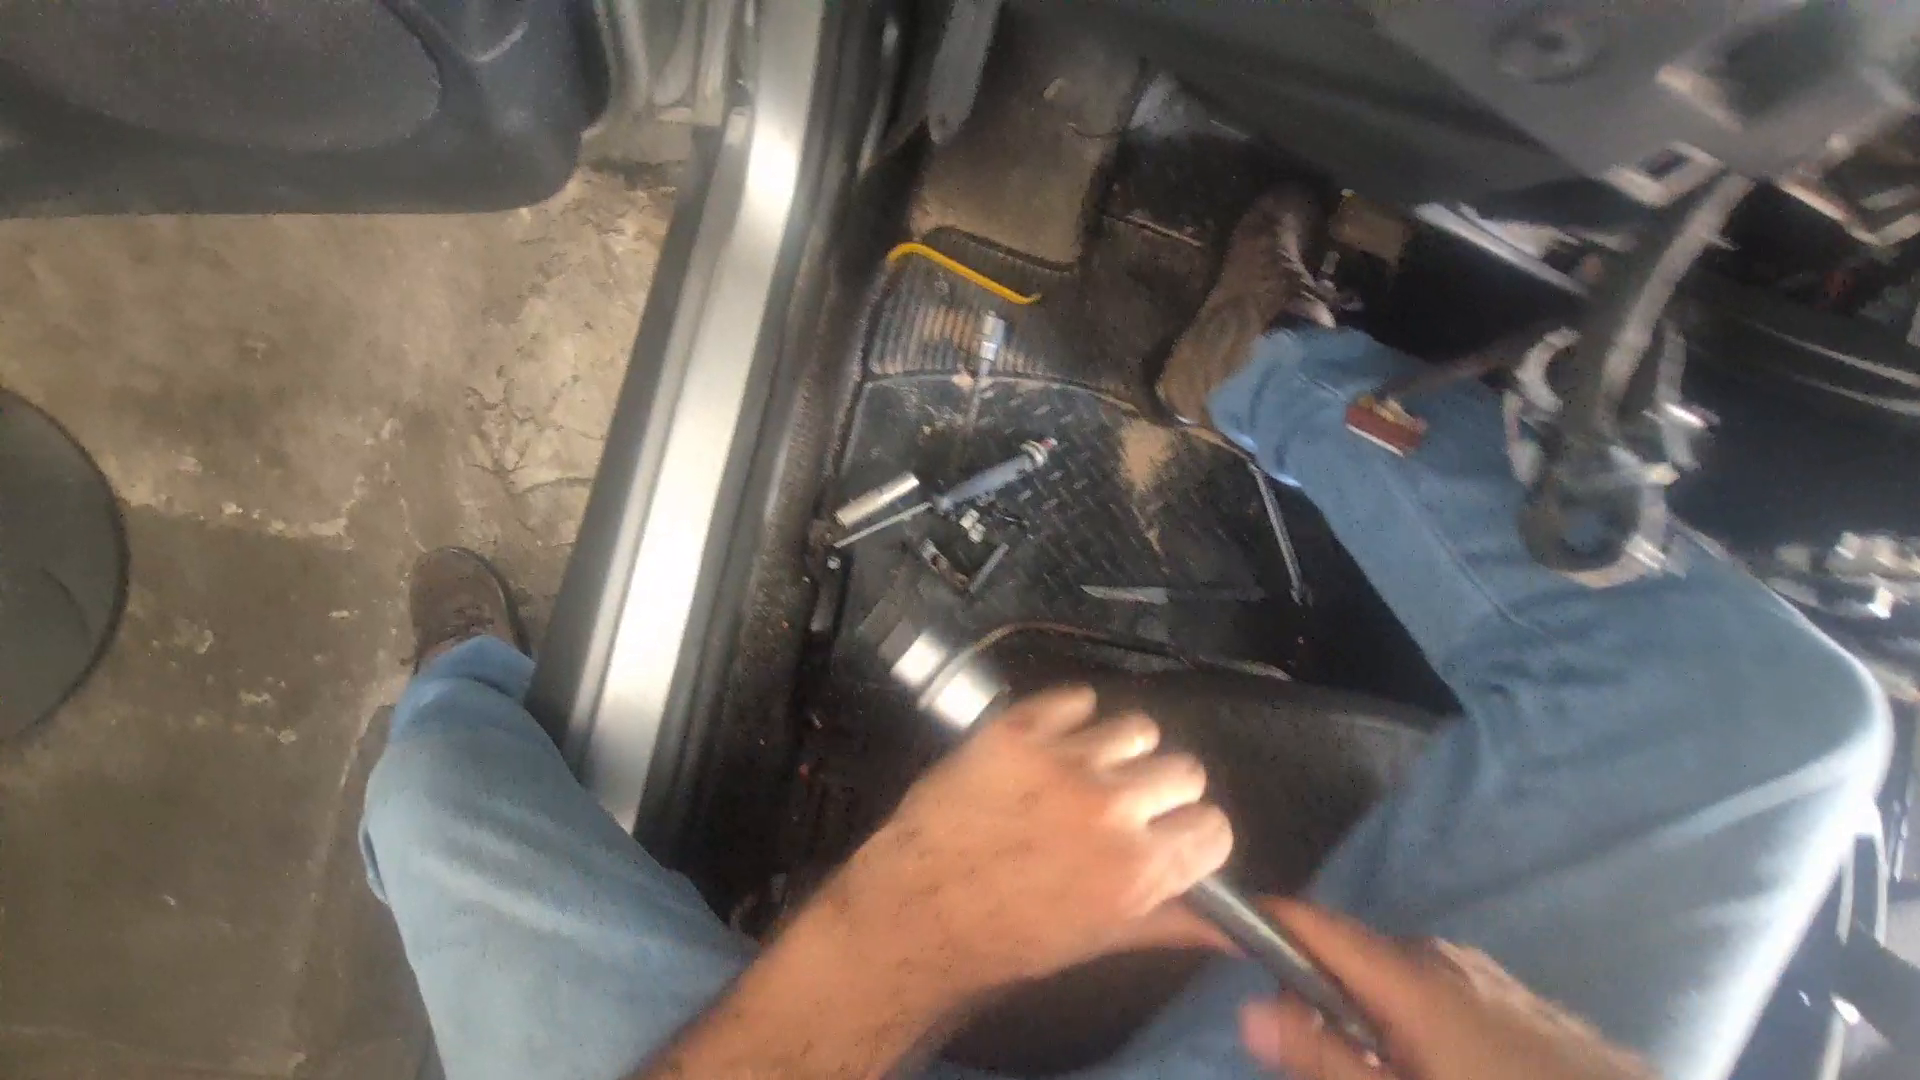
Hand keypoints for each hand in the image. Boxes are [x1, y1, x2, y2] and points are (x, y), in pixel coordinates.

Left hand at [802, 686, 1232, 1006]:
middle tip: (1128, 806)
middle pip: (1185, 770)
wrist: (916, 907)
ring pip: (1137, 728)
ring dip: (1123, 751)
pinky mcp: (1018, 729)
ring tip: (1090, 770)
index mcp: (1139, 868)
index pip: (1214, 827)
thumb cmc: (1007, 938)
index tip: (1172, 838)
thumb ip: (1171, 922)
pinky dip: (1073, 716)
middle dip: (1165, 791)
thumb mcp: (1097, 941)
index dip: (1195, 836)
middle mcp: (1112, 805)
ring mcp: (1063, 760)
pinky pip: (1076, 699)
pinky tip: (1055, 742)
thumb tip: (1234, 927)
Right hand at [1239, 901, 1656, 1079]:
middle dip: (1313, 994)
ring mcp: (1483, 976)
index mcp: (1407, 975)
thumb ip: (1324, 1059)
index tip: (1224, 947)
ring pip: (1390, 978)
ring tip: (1377, 1073)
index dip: (1260, 923)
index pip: (1309, 920)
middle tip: (1315, 1059)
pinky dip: (1410, 1021)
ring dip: (1365, 1015)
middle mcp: (1439, 957)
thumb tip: (1246, 1010)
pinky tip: (1436, 1075)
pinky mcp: (1516, 1000)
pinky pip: (1435, 993)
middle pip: (1345, 954)